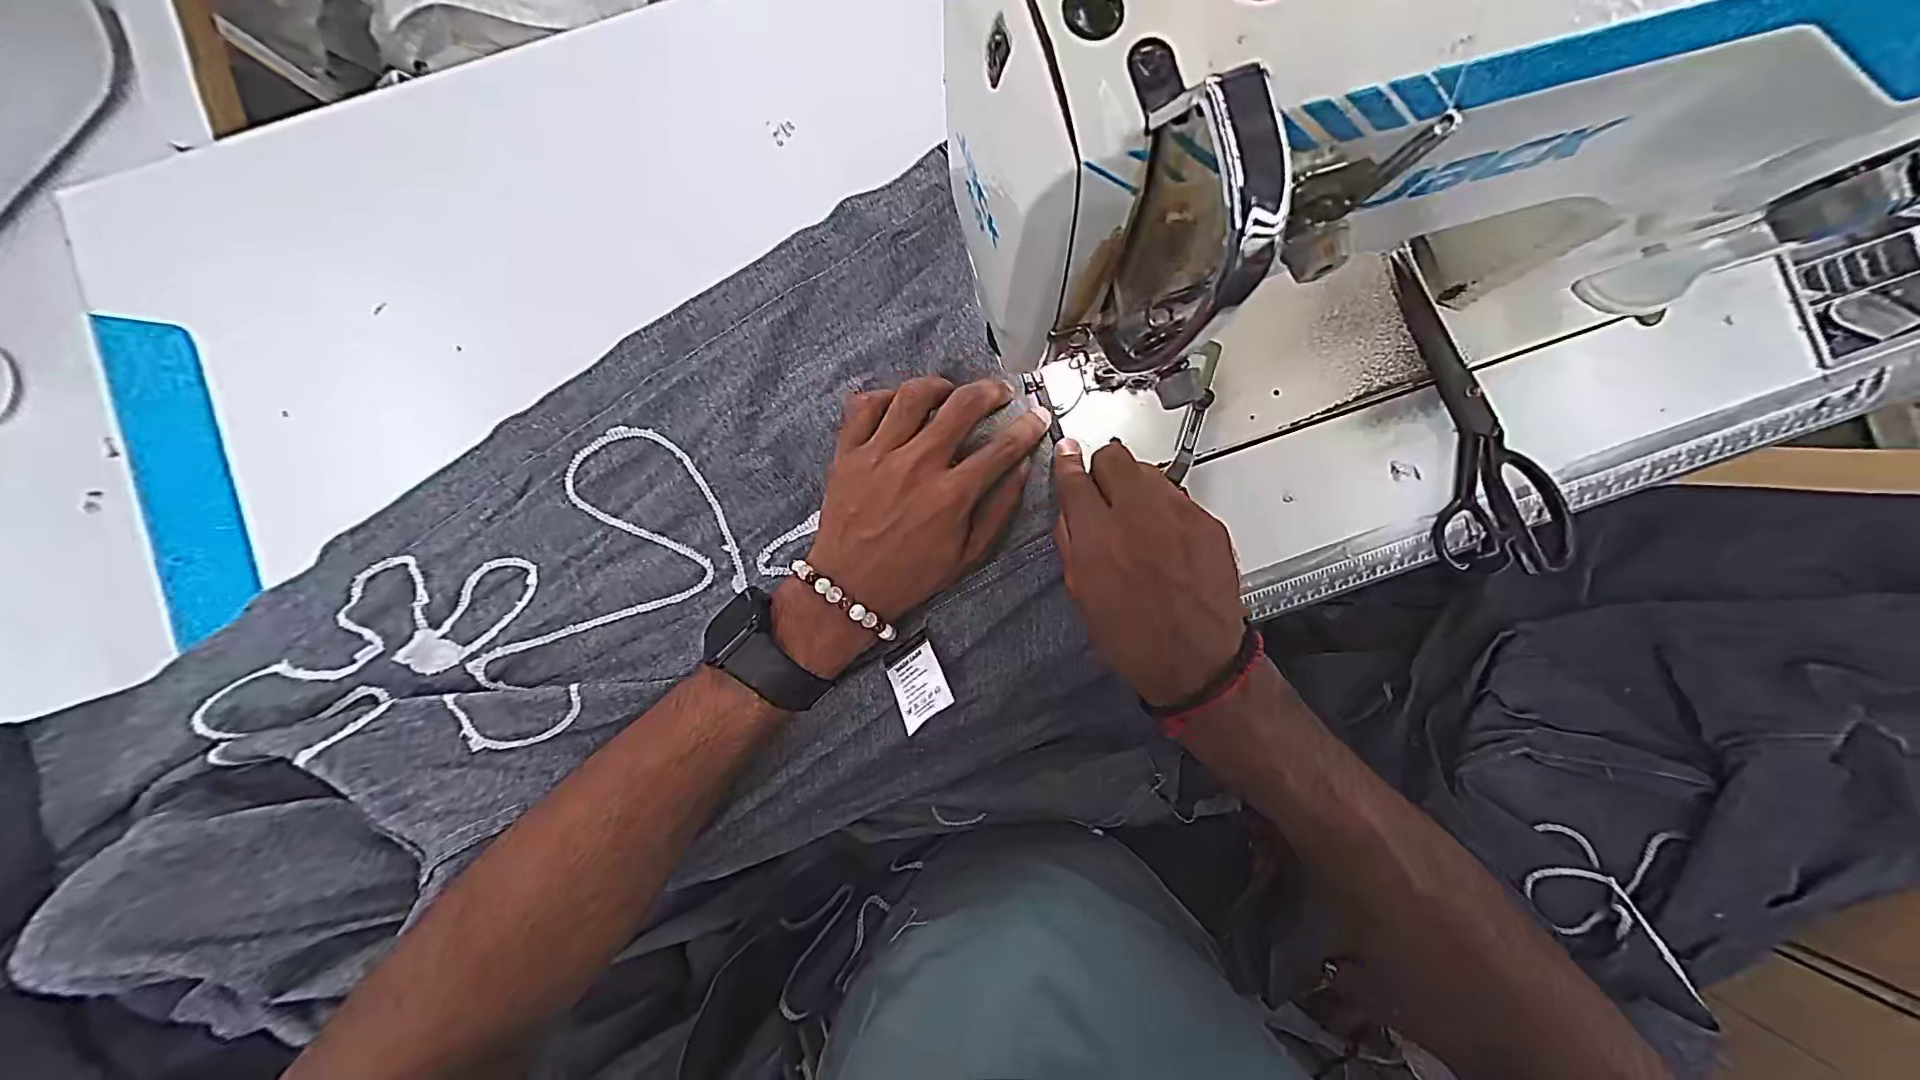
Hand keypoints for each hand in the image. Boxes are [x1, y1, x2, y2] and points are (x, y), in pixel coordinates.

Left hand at [772, 376, 1049, 677]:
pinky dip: (886, 395)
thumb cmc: (908, 575)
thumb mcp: (967, 555)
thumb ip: (999, 511)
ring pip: (914, 395)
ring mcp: (879, 456)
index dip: (1027, 427)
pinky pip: (865, 406)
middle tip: (999, 392)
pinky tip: (900, 403)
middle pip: (963, 406)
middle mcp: (916, 467)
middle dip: (991, 391)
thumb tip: (1020, 473)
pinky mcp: (849, 454)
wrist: (850, 587)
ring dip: (941, 385)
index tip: (1036, 418)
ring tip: (950, 390)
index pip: (1001, 447)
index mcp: (950, 495)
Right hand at [1052, 438, 1245, 706]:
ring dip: (1136, 486)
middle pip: (1113, 456)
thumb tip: (1069, 512)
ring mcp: (1178, 516)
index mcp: (1098, 538)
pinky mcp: (1208, 523)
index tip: (1066, 455)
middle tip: (1103, 488)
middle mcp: (1138, 517)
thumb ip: (1071, 543)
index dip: (1066, 463)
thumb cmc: (1138, 639)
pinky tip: (1165, 536)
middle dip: (1102, 468)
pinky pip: (1179, 496)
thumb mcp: (1083, 594)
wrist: (1196, 661)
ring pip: (1149, 470)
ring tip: (1137, 518)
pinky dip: (1167, 508)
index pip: (1074, 477)